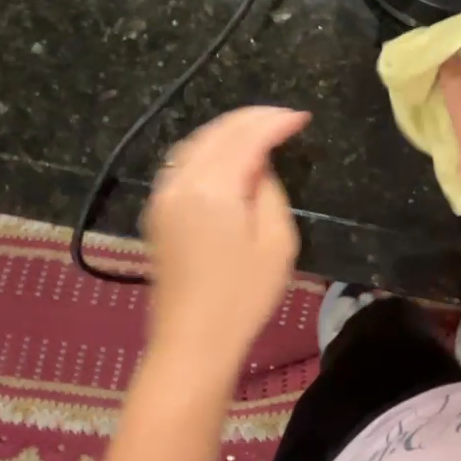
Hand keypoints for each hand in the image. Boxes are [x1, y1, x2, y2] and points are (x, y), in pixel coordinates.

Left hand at [143, 106, 309, 369]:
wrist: (192, 343)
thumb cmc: (243, 297)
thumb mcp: (277, 242)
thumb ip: (268, 191)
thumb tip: (259, 166)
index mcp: (212, 188)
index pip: (247, 137)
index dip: (276, 122)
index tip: (303, 118)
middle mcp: (181, 182)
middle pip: (218, 132)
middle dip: (253, 118)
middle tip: (286, 118)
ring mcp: (163, 196)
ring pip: (196, 142)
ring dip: (229, 129)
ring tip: (261, 128)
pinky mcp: (157, 211)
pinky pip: (183, 161)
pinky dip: (208, 147)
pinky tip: (227, 153)